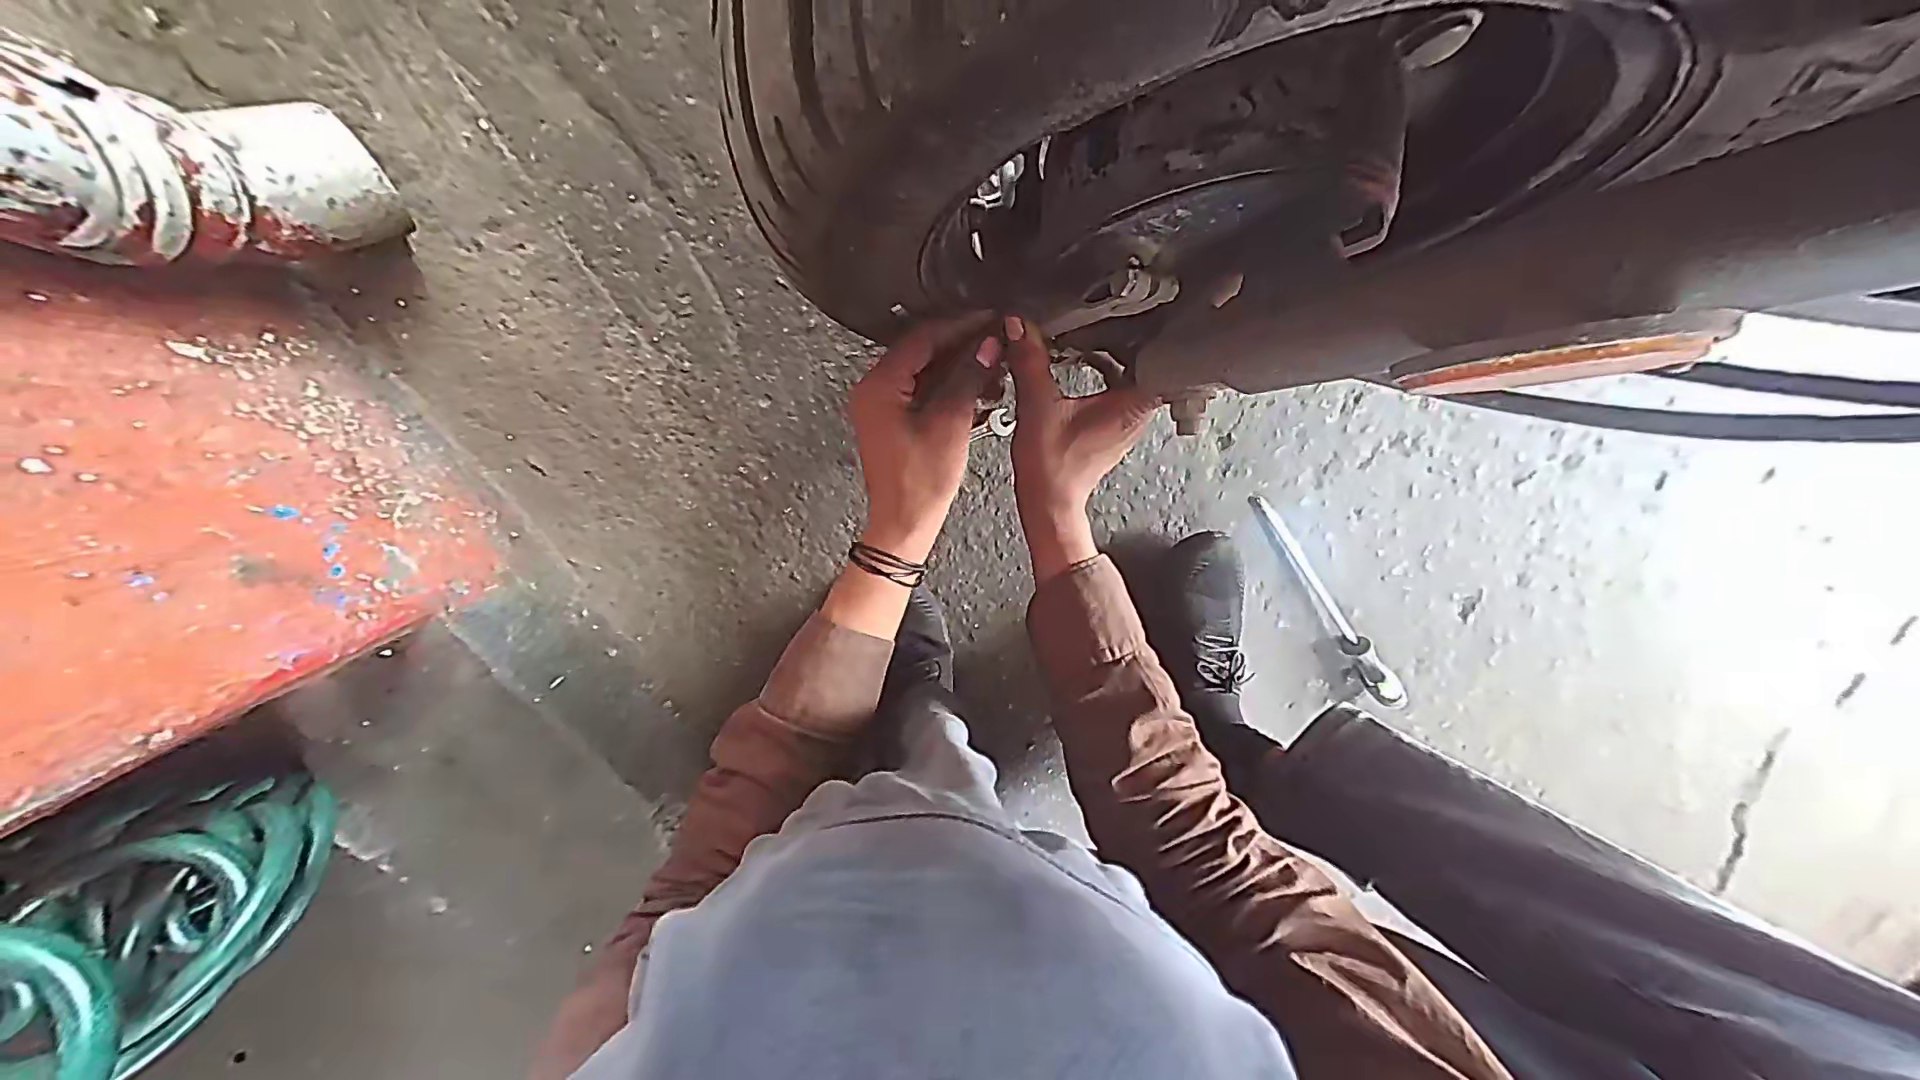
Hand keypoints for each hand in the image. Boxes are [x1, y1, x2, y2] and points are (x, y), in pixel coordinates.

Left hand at [849, 314, 1000, 562]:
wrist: (905, 522)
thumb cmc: (918, 484)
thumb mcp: (950, 424)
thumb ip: (969, 378)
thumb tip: (986, 346)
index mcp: (879, 386)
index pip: (923, 338)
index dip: (960, 326)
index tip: (987, 320)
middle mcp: (874, 391)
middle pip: (922, 352)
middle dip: (962, 346)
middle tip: (994, 342)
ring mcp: (882, 406)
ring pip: (924, 371)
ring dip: (958, 368)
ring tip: (992, 369)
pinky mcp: (893, 420)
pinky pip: (922, 391)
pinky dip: (948, 388)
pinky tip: (976, 391)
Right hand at [1004, 315, 1161, 581]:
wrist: (1049, 502)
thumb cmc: (1052, 467)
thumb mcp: (1037, 406)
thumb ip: (1030, 362)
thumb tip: (1020, 328)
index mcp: (1132, 404)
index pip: (1164, 357)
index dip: (1158, 329)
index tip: (1148, 308)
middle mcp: (1138, 413)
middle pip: (1148, 363)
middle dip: (1130, 338)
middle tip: (1114, 315)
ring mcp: (1128, 422)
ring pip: (1133, 377)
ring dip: (1115, 357)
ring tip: (1096, 336)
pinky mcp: (1113, 429)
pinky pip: (1118, 392)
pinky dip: (1105, 376)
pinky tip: (1084, 366)